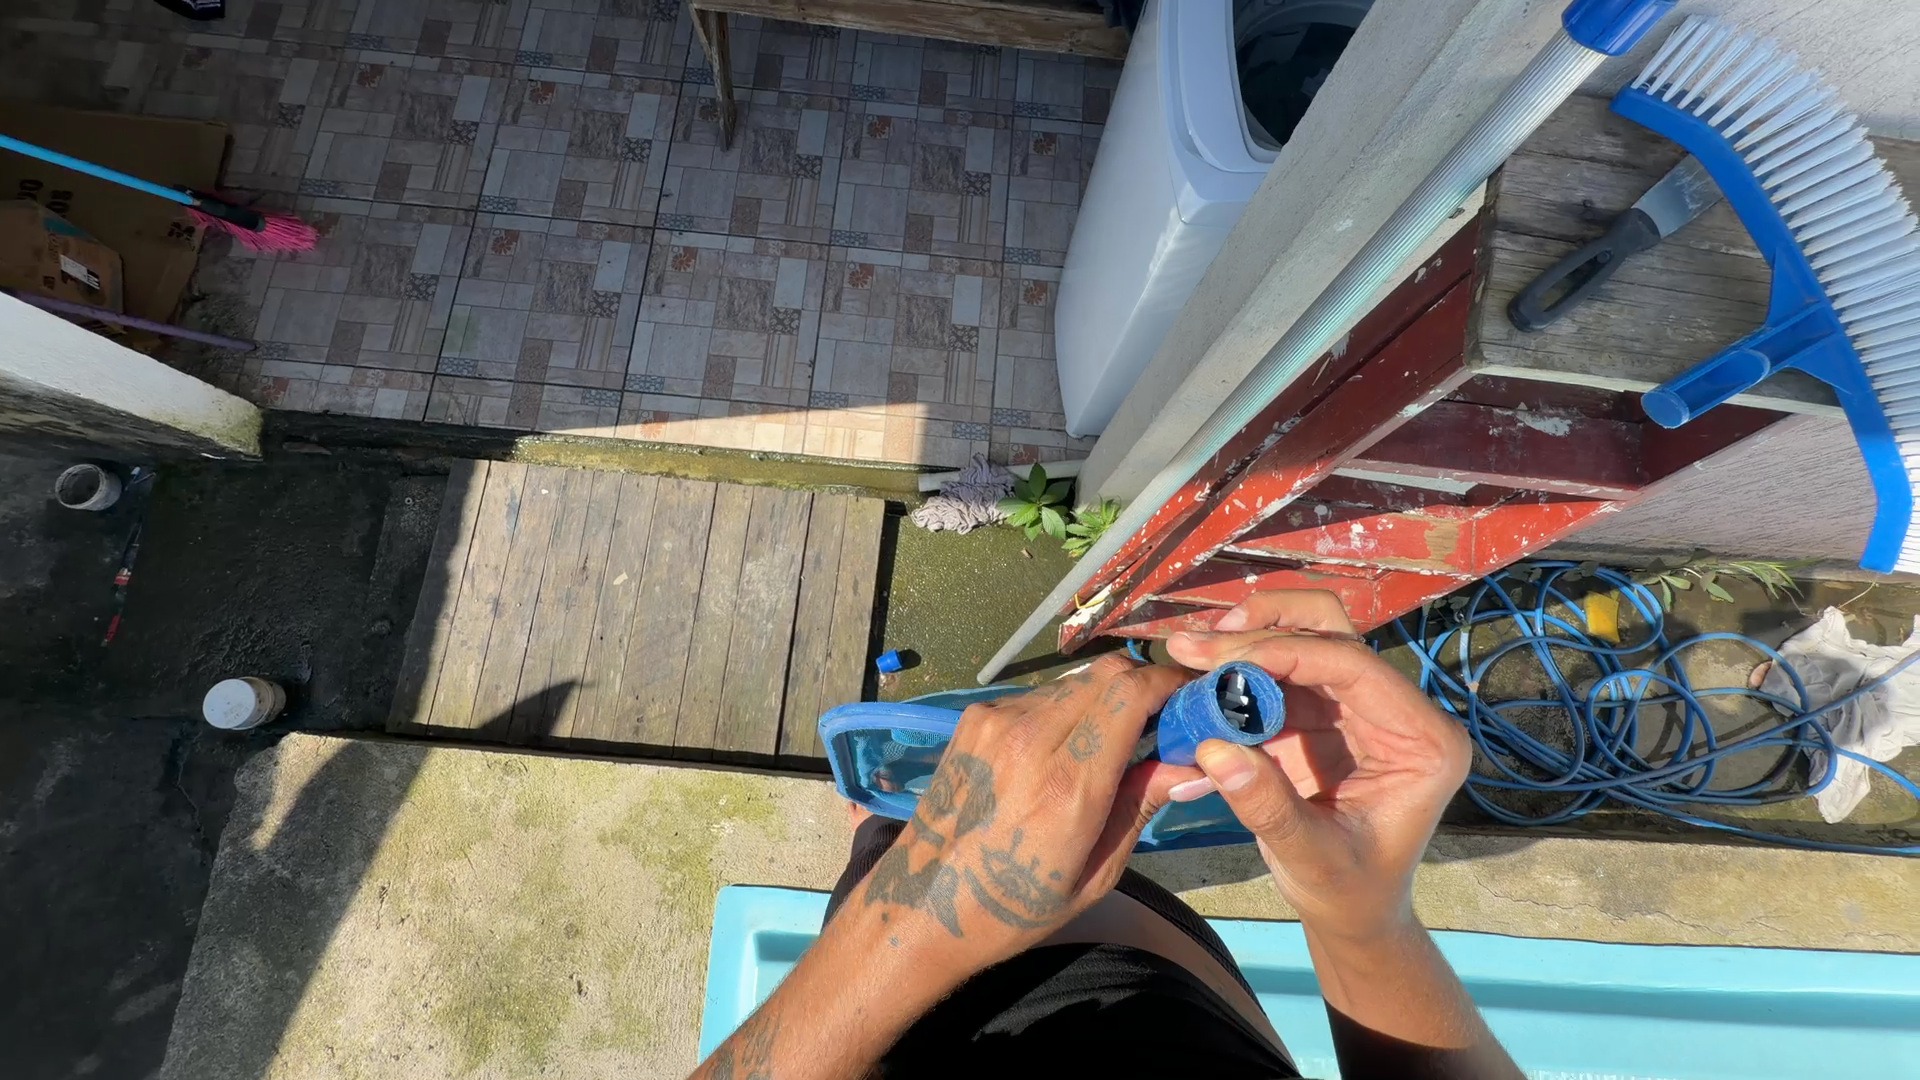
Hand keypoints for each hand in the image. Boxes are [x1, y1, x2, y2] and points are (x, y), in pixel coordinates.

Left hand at [855, 655, 1192, 970]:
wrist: (924, 903)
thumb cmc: (1016, 905)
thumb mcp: (1095, 872)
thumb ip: (1142, 804)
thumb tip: (1197, 764)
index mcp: (1069, 782)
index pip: (1130, 692)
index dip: (1169, 683)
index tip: (1191, 696)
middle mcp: (1030, 735)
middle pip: (1106, 674)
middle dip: (1142, 685)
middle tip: (1159, 718)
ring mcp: (996, 719)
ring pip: (1073, 682)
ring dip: (1103, 698)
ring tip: (1109, 739)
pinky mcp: (974, 716)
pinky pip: (1037, 695)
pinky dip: (1064, 709)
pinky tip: (1058, 747)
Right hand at [1164, 590, 1470, 943]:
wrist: (1350, 908)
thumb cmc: (1347, 888)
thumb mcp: (1310, 856)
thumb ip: (1267, 805)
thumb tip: (1213, 750)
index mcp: (1421, 740)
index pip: (1353, 665)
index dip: (1285, 652)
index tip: (1221, 662)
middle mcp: (1393, 707)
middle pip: (1330, 629)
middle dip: (1261, 628)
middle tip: (1198, 645)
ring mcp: (1353, 703)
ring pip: (1301, 634)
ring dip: (1244, 636)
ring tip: (1189, 648)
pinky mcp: (1318, 708)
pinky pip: (1275, 667)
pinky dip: (1235, 664)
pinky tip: (1196, 672)